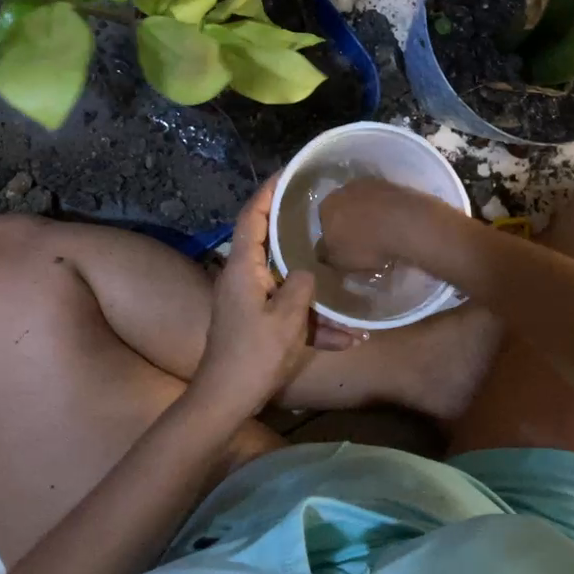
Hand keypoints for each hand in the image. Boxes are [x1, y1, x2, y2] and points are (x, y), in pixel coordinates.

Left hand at [190, 177, 354, 419]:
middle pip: (270, 244)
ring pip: (286, 284)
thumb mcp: (286, 319)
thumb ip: (302, 286)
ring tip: (349, 292)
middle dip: (296, 232)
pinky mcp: (255, 324)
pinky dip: (313, 323)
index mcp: (243, 268)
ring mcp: (247, 302)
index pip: (252, 215)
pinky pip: (288, 313)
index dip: (269, 190)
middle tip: (322, 214)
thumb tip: (307, 274)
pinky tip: (347, 340)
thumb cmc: (253, 355)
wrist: (224, 402)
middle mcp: (241, 278)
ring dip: (316, 294)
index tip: (289, 171)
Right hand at [316, 178, 438, 272]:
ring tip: (382, 237)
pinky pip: (385, 203)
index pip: (323, 222)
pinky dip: (387, 214)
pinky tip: (396, 228)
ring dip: (370, 217)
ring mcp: (371, 184)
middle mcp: (345, 189)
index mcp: (327, 205)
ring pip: (366, 204)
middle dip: (351, 224)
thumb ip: (325, 254)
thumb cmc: (366, 245)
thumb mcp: (338, 260)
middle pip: (345, 209)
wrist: (406, 224)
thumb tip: (322, 250)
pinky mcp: (394, 186)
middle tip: (362, 244)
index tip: (343, 250)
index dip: (332, 237)